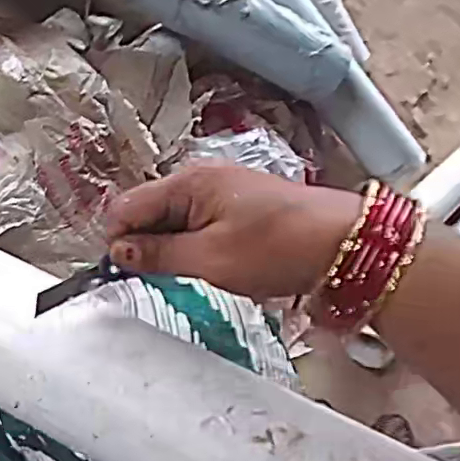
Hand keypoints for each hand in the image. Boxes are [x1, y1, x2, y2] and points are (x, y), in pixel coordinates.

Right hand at [104, 165, 362, 298]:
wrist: (341, 244)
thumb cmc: (276, 249)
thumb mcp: (209, 259)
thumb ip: (157, 255)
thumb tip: (118, 252)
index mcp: (187, 183)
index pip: (126, 207)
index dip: (118, 242)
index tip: (125, 275)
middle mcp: (199, 179)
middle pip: (147, 214)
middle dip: (145, 248)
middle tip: (161, 281)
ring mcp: (219, 192)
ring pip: (172, 224)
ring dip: (171, 252)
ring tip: (191, 276)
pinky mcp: (236, 209)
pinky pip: (196, 228)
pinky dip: (194, 249)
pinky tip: (210, 267)